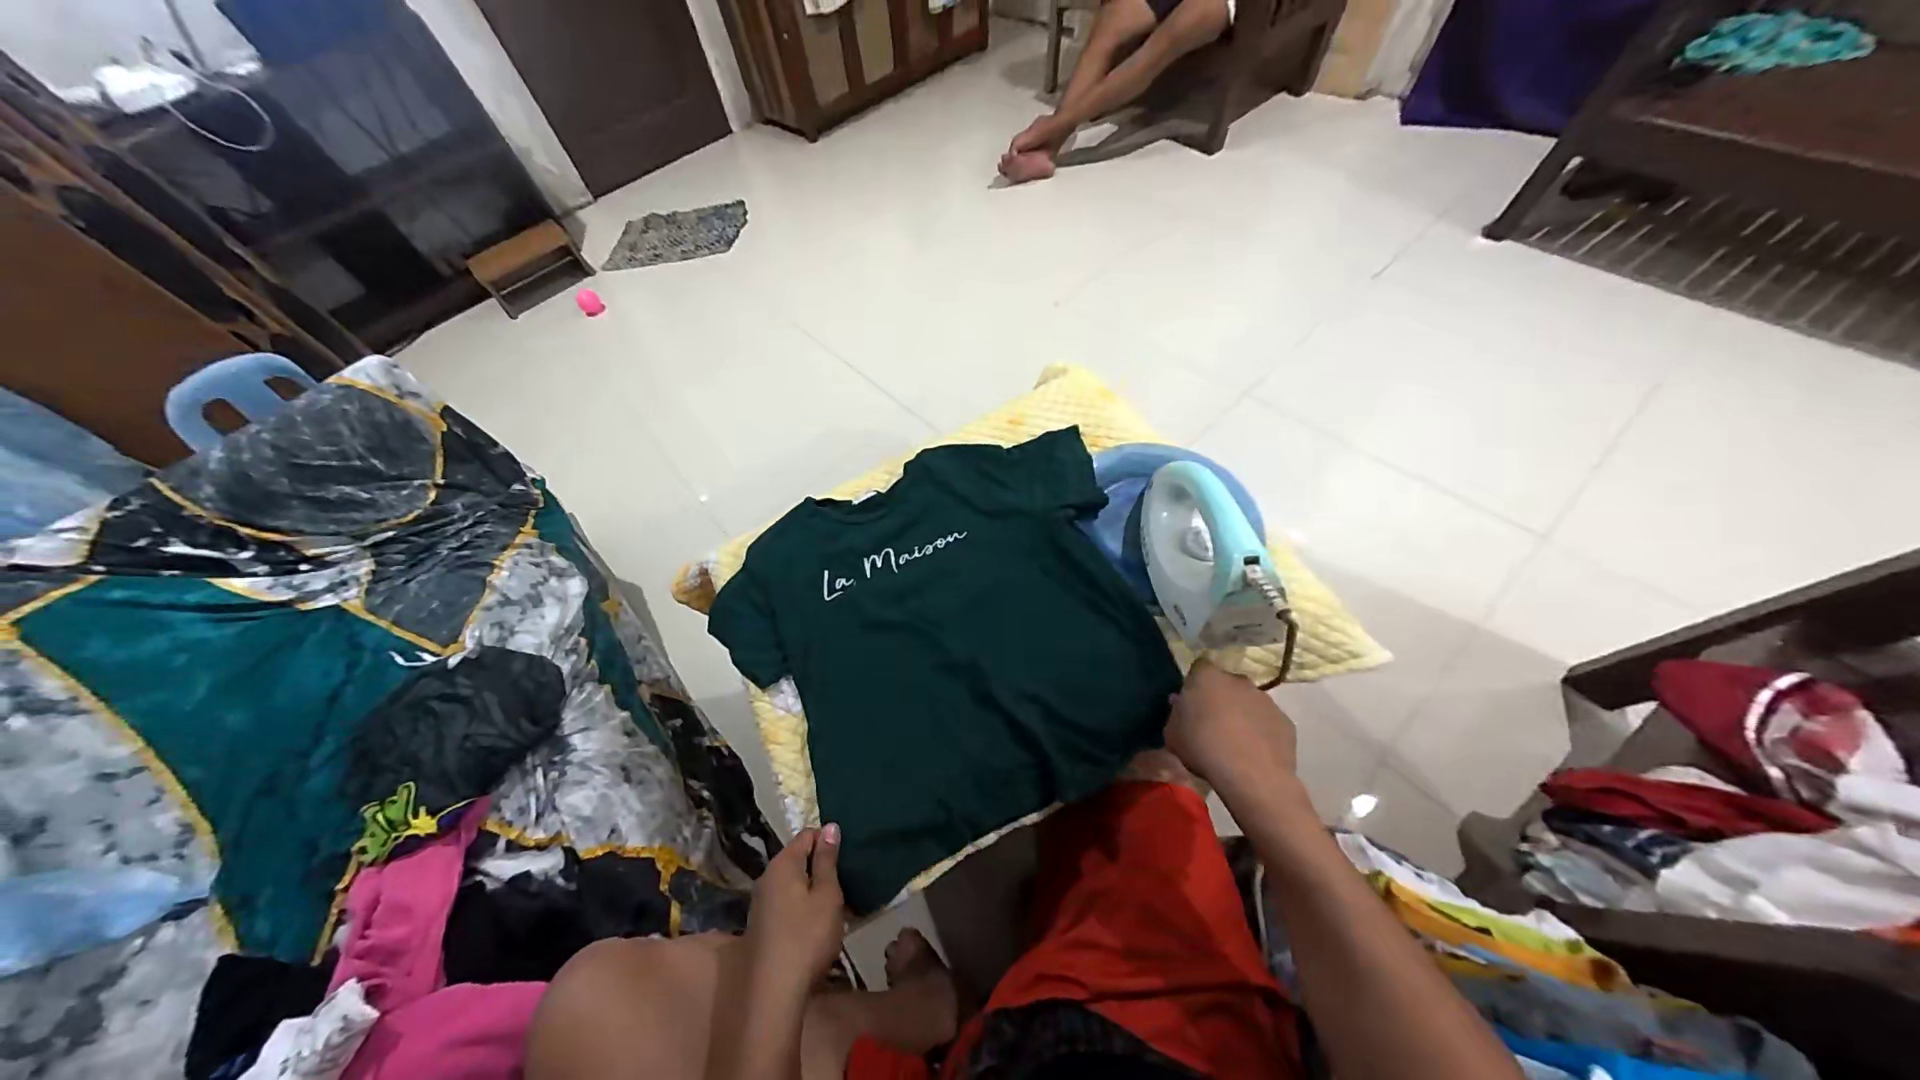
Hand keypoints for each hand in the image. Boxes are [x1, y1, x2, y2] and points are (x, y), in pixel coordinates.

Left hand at [744, 824, 845, 990]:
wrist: (773, 993)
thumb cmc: (807, 937)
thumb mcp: (827, 895)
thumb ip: (828, 860)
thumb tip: (830, 828)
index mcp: (782, 864)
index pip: (807, 835)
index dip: (828, 840)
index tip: (847, 857)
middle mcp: (767, 877)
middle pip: (799, 859)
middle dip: (823, 866)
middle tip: (847, 881)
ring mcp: (762, 903)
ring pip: (795, 883)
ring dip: (816, 888)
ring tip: (839, 903)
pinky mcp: (764, 925)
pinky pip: (789, 902)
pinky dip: (805, 905)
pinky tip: (820, 922)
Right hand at [1164, 659, 1297, 797]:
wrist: (1251, 775)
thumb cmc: (1203, 747)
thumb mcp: (1172, 734)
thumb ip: (1176, 715)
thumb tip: (1182, 705)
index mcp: (1207, 677)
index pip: (1200, 667)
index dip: (1196, 683)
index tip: (1192, 702)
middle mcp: (1239, 681)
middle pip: (1227, 683)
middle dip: (1220, 698)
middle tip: (1212, 723)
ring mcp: (1266, 700)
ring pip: (1249, 702)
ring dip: (1242, 715)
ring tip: (1234, 742)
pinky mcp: (1285, 721)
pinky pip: (1267, 721)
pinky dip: (1260, 732)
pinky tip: (1253, 753)